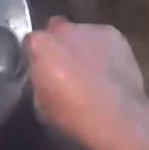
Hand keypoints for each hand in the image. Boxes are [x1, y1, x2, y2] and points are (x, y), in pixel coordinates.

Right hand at [25, 18, 148, 149]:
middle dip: (60, 45)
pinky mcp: (114, 34)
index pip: (31, 42)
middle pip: (56, 30)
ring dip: (83, 47)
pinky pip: (103, 39)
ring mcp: (89, 29)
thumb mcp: (41, 105)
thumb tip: (43, 77)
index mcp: (39, 44)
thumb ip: (38, 80)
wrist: (118, 121)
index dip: (37, 57)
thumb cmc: (73, 118)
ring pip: (81, 34)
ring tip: (93, 71)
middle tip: (67, 68)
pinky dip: (104, 50)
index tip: (43, 71)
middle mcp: (62, 29)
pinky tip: (110, 70)